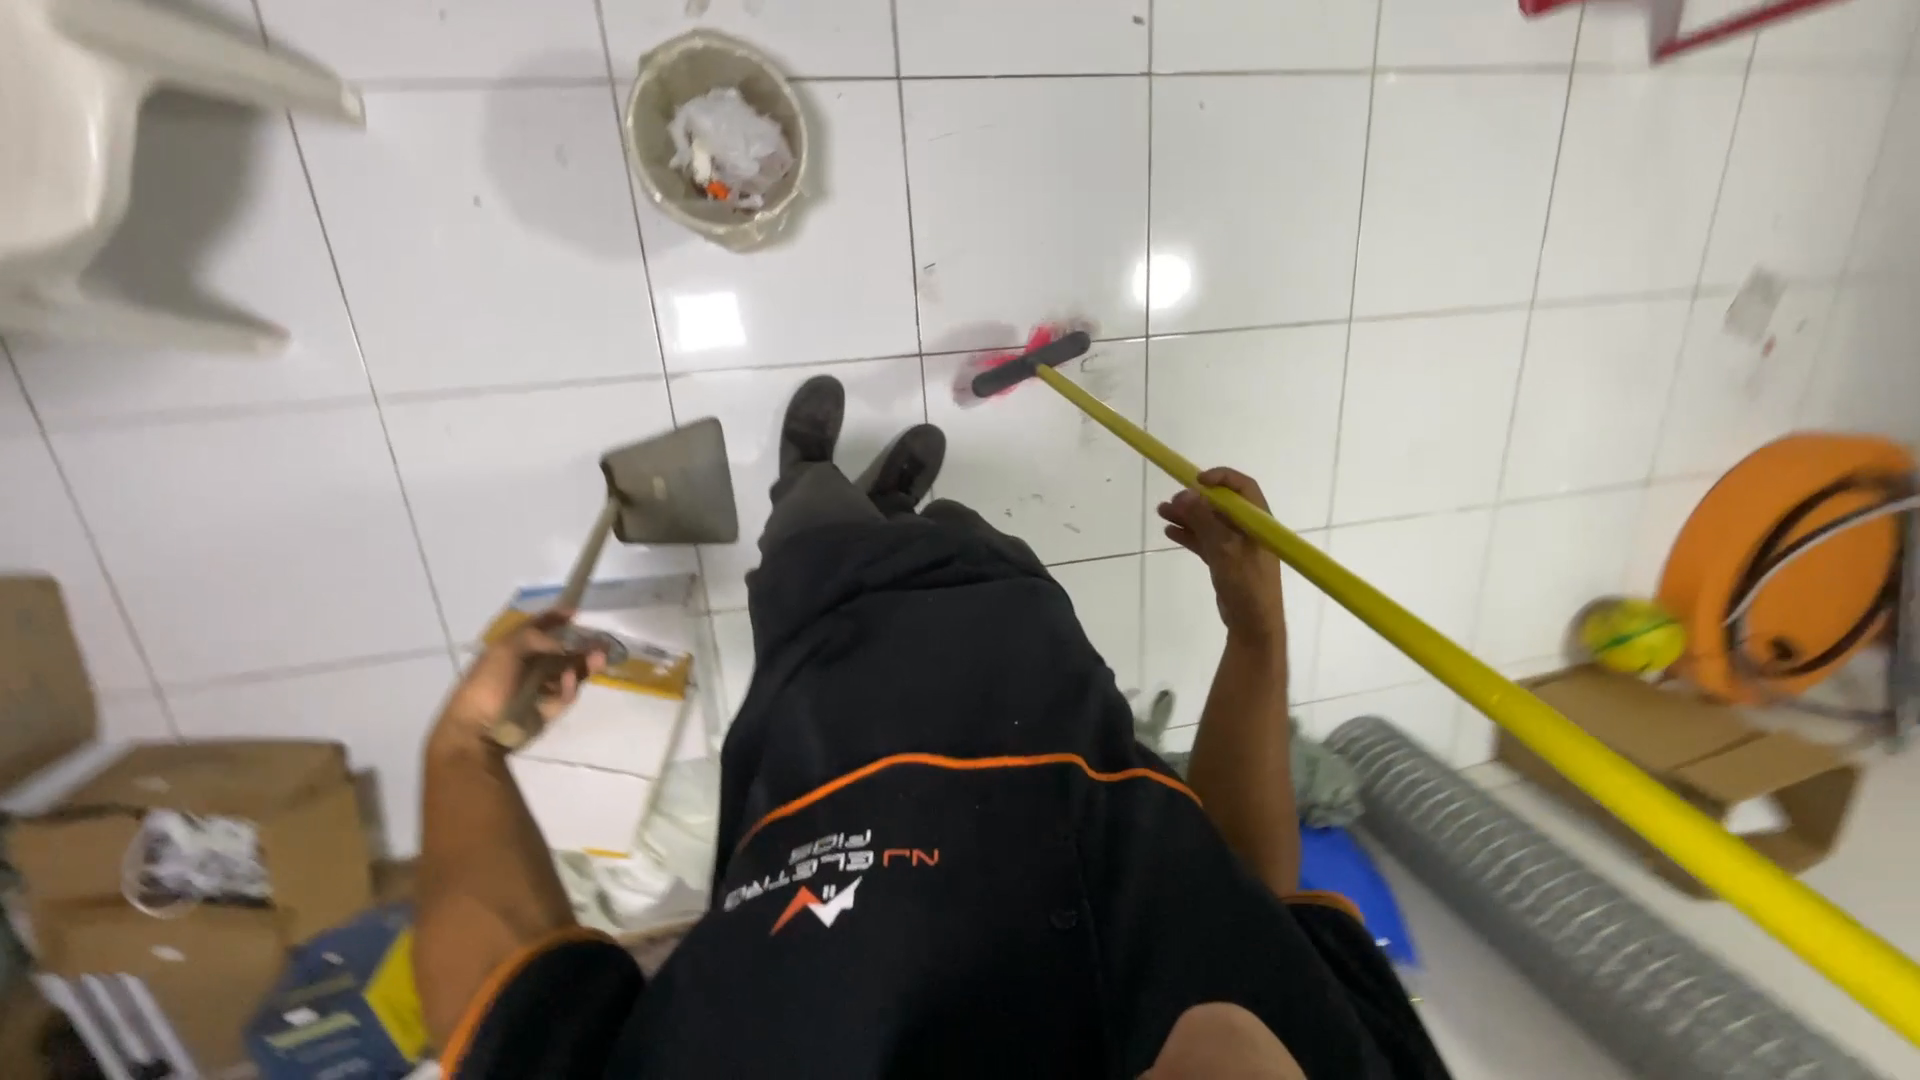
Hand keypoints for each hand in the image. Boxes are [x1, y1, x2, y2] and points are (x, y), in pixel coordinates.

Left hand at [429, 611, 605, 751]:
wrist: (480, 729)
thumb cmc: (488, 683)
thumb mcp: (506, 649)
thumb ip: (536, 635)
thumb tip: (565, 640)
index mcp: (513, 649)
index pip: (538, 628)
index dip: (556, 618)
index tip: (576, 613)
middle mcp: (529, 665)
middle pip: (562, 649)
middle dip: (582, 643)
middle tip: (602, 641)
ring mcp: (541, 687)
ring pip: (570, 670)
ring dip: (585, 662)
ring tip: (600, 657)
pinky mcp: (551, 707)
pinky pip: (567, 692)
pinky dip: (570, 686)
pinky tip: (568, 682)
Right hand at [1157, 467, 1285, 646]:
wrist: (1253, 624)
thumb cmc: (1246, 584)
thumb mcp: (1224, 549)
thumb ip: (1204, 521)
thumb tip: (1185, 494)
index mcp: (1258, 522)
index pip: (1243, 488)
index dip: (1220, 478)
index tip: (1195, 480)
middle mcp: (1249, 529)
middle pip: (1221, 505)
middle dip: (1195, 499)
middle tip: (1171, 502)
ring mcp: (1236, 545)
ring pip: (1209, 522)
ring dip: (1187, 516)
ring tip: (1161, 512)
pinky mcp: (1225, 560)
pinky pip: (1205, 540)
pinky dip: (1189, 534)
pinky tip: (1170, 531)